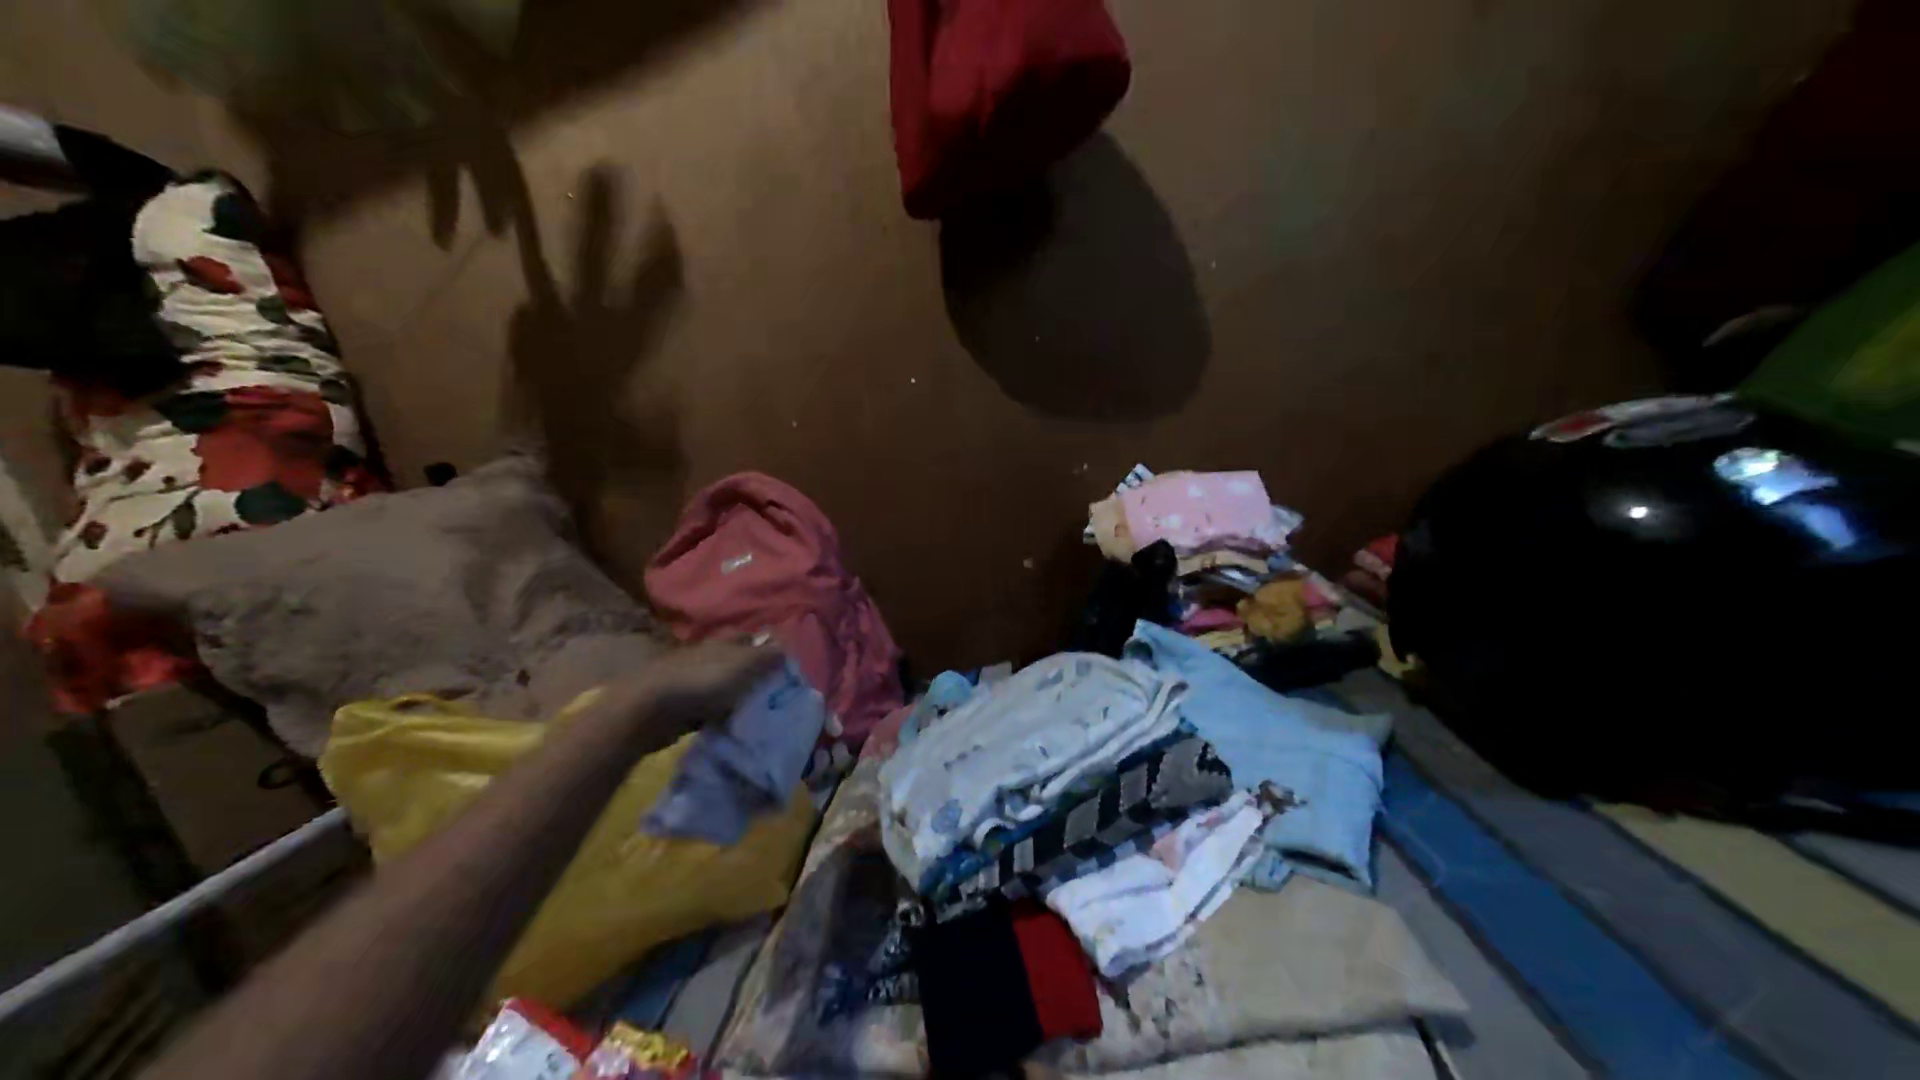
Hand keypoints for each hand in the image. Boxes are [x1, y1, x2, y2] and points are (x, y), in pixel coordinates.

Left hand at [593, 640, 782, 753]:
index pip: (750, 638)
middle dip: (751, 672)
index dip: (766, 647)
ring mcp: (690, 679)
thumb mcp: (743, 667)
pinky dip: (718, 711)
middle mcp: (707, 656)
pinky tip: (728, 722)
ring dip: (734, 693)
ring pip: (720, 683)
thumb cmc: (703, 683)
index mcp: (724, 643)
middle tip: (772, 690)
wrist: (650, 708)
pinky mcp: (679, 703)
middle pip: (735, 660)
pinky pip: (707, 705)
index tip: (783, 664)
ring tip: (754, 710)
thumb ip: (766, 657)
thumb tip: (786, 646)